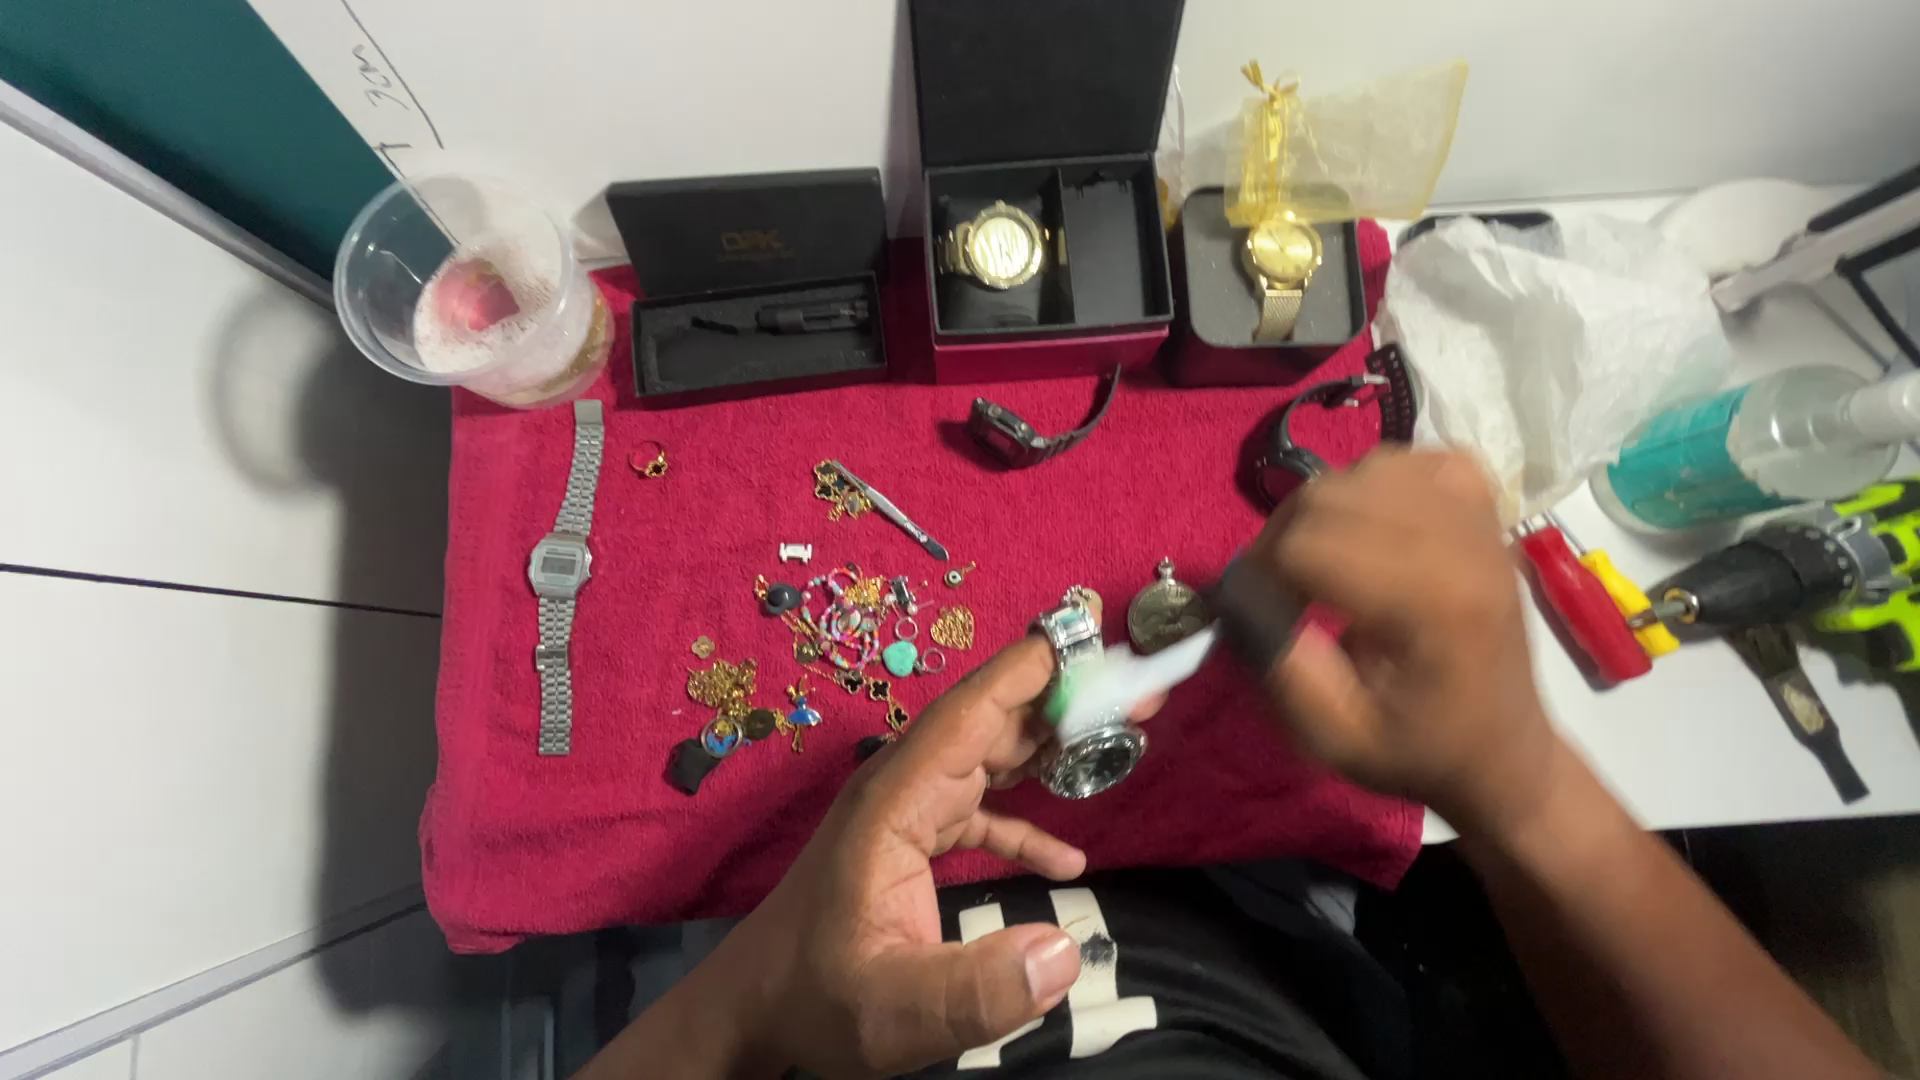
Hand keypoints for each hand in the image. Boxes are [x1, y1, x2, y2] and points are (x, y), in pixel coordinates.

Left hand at [703, 636, 1155, 1078]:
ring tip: (1120, 730)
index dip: (1028, 670)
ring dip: (1051, 742)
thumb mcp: (895, 1009)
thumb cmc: (815, 996)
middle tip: (1137, 690)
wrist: (761, 1008)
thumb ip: (979, 988)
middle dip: (1063, 698)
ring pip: (990, 755)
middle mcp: (907, 784)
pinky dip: (1025, 821)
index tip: (1089, 637)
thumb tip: (1068, 952)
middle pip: (991, 721)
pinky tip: (1065, 857)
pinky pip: (982, 812)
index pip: (971, 711)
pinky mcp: (917, 838)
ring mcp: (912, 808)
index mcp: (898, 795)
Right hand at [1251, 448, 1559, 835]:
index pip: (1310, 545)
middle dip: (1279, 539)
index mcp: (1434, 605)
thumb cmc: (1415, 750)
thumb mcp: (1329, 734)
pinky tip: (1364, 523)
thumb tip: (1236, 592)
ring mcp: (1480, 517)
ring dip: (1317, 510)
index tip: (1257, 612)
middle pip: (1328, 498)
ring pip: (1360, 470)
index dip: (1260, 573)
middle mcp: (1464, 546)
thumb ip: (1276, 661)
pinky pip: (1408, 459)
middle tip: (1277, 589)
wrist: (1501, 752)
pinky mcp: (1483, 506)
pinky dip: (1368, 482)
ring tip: (1316, 557)